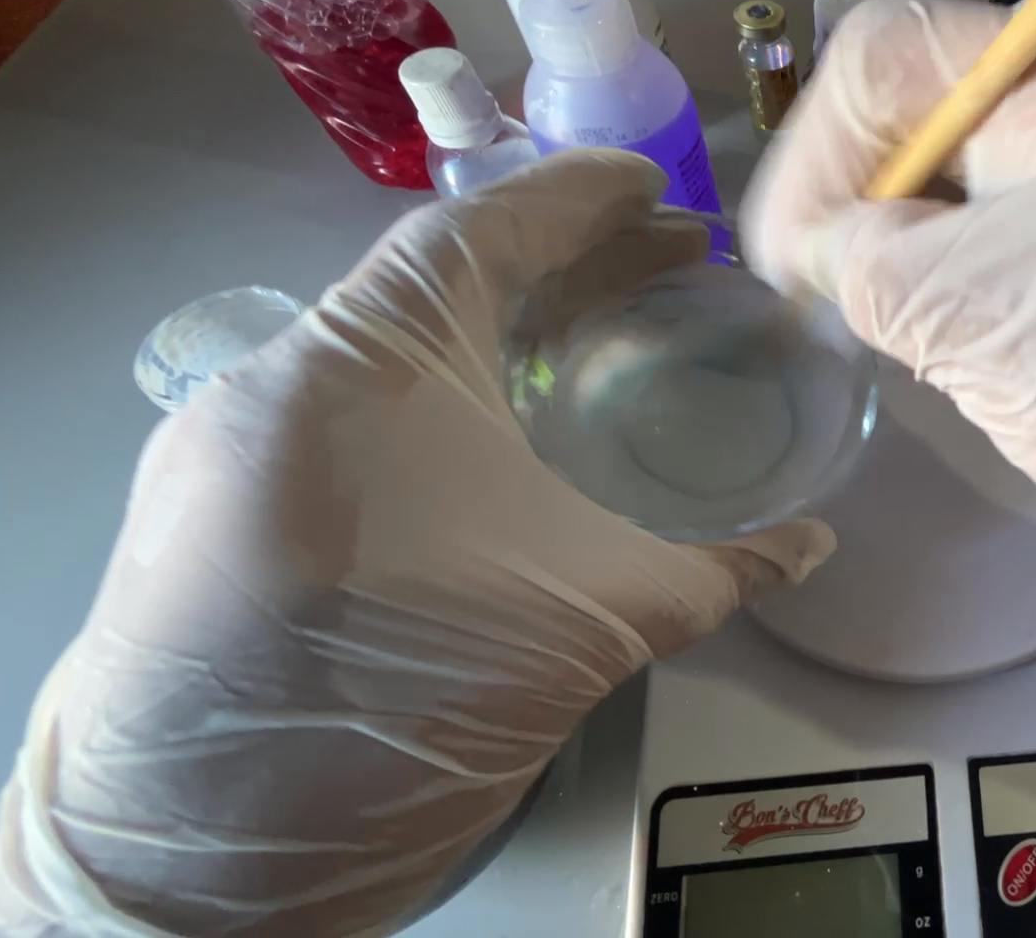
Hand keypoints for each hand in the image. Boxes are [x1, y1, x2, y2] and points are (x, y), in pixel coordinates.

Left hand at [0, 150, 833, 936]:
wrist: (219, 852)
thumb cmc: (412, 694)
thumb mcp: (597, 615)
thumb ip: (722, 569)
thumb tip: (816, 544)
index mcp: (373, 370)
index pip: (479, 231)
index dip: (572, 193)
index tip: (652, 183)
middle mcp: (306, 377)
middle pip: (461, 271)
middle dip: (578, 250)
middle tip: (677, 249)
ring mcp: (268, 429)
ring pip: (424, 328)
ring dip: (528, 306)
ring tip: (626, 306)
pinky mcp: (258, 484)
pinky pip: (391, 383)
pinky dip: (478, 363)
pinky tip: (537, 394)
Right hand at [744, 0, 1035, 762]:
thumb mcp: (1028, 367)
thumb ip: (896, 280)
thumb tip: (835, 242)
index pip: (905, 57)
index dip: (820, 156)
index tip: (797, 259)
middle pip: (975, 110)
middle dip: (916, 221)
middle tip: (907, 322)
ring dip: (991, 248)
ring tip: (1020, 344)